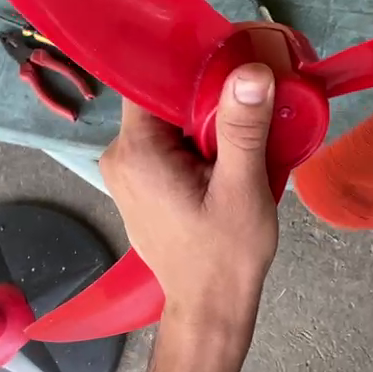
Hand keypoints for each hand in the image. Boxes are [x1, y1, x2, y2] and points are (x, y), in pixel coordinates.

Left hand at [100, 64, 280, 348]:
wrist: (211, 307)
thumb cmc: (225, 254)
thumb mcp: (241, 188)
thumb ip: (242, 128)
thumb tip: (250, 71)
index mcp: (136, 151)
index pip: (152, 81)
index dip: (193, 68)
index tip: (233, 64)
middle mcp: (120, 157)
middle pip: (163, 102)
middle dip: (207, 99)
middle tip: (252, 101)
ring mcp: (128, 174)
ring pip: (169, 123)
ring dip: (206, 124)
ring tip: (247, 129)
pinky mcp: (142, 187)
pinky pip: (169, 147)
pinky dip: (198, 144)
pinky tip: (230, 155)